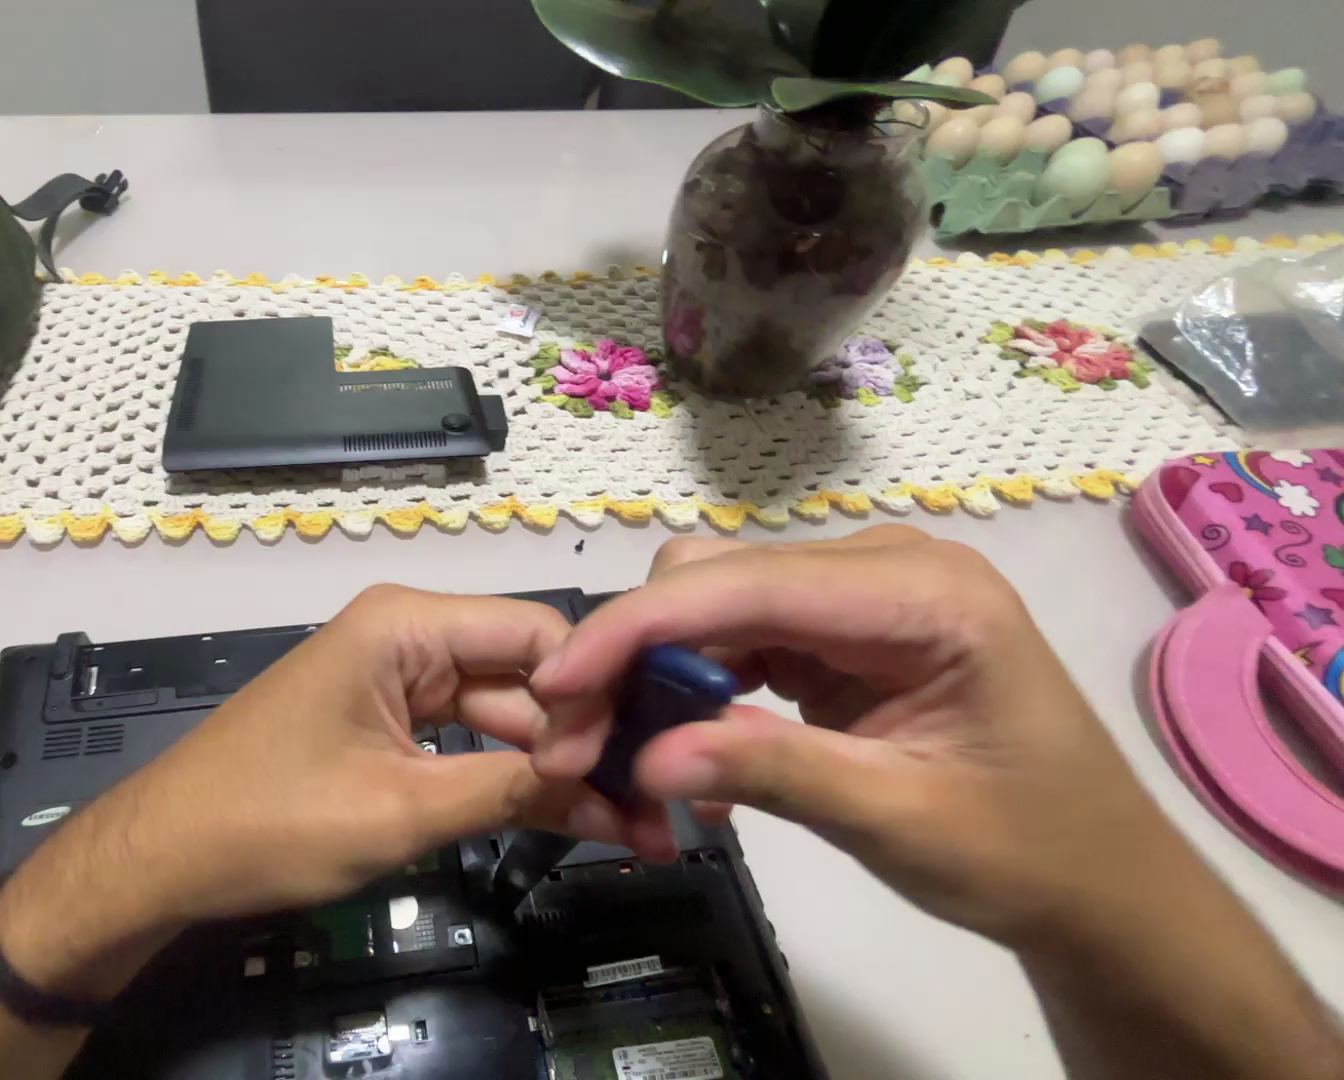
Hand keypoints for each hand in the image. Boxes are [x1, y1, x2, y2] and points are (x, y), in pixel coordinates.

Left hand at [21, 586, 669, 931]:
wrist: (165, 853)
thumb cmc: (270, 820)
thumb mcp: (399, 809)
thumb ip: (510, 789)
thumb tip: (608, 786)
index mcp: (406, 623)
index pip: (535, 631)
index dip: (590, 694)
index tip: (630, 765)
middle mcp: (408, 632)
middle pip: (523, 671)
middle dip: (581, 740)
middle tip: (652, 807)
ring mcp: (397, 674)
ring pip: (500, 709)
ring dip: (553, 766)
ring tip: (627, 825)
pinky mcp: (388, 715)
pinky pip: (465, 734)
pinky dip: (506, 774)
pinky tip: (562, 813)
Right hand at [529, 527, 1190, 946]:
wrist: (1094, 881)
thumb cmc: (1028, 852)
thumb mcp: (900, 820)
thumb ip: (772, 774)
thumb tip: (643, 763)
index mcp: (924, 595)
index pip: (747, 586)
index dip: (638, 627)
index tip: (559, 683)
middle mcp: (877, 567)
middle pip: (710, 580)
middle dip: (628, 651)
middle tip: (579, 735)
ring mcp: (846, 591)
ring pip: (702, 600)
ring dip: (644, 668)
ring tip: (610, 741)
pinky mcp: (823, 624)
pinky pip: (722, 633)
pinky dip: (681, 682)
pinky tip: (674, 739)